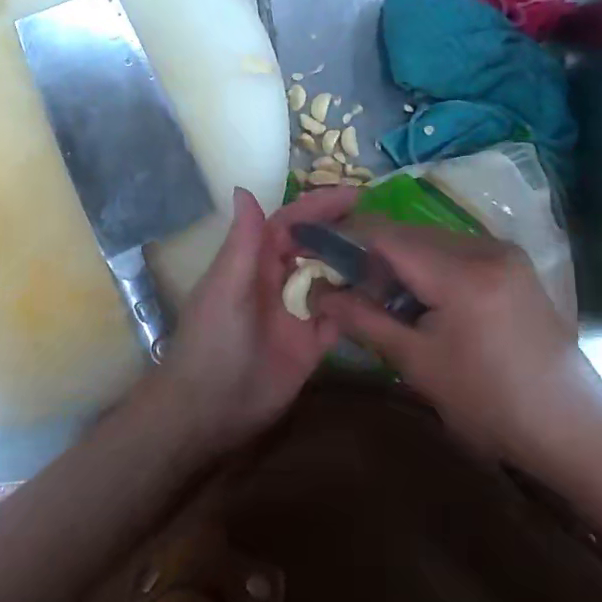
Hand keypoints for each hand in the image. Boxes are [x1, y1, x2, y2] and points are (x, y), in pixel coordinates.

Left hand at [145, 186, 360, 449]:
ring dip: (354, 268)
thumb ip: (243, 243)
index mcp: (253, 263)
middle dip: (343, 233)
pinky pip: (338, 321)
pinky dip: (357, 309)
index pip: (290, 225)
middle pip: (313, 249)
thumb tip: (244, 189)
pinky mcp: (309, 347)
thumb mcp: (226, 287)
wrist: (207, 412)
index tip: (355, 194)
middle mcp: (276, 283)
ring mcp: (295, 315)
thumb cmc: (212, 343)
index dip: (318, 208)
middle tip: (384, 224)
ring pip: (329, 282)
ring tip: (393, 254)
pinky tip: (385, 298)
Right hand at [313, 223, 601, 466]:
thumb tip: (317, 292)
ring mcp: (504, 252)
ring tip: (382, 300)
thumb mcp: (417, 364)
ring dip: (398, 261)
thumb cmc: (490, 403)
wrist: (572, 427)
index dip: (342, 238)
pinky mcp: (513, 264)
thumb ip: (363, 319)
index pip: (385, 236)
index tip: (311, 248)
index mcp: (461, 273)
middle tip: (344, 286)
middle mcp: (485, 247)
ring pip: (430, 240)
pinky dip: (427, 267)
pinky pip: (454, 251)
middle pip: (406, 233)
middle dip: (369, 254)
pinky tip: (421, 301)